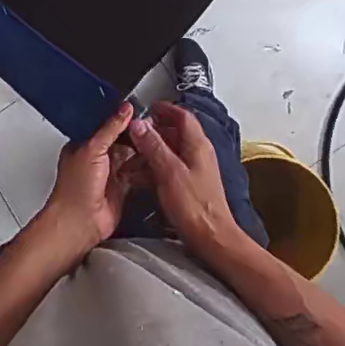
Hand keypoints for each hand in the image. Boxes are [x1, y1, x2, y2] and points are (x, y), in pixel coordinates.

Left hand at [33, 102, 141, 258]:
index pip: (105, 126)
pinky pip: (136, 174)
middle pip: (120, 141)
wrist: (80, 222)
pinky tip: (155, 159)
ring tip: (156, 139)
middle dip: (134, 135)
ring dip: (141, 150)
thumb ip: (110, 128)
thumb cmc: (74, 190)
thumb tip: (124, 109)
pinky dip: (145, 168)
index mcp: (83, 146)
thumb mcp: (93, 149)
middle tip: (151, 125)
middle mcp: (96, 160)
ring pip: (130, 157)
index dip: (120, 119)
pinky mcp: (121, 189)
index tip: (137, 111)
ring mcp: (109, 175)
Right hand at [126, 101, 246, 258]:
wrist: (211, 237)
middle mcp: (199, 154)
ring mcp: (195, 170)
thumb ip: (154, 147)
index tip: (149, 108)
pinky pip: (170, 168)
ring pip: (171, 151)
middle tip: (135, 131)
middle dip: (154, 130)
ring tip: (132, 154)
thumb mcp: (169, 172)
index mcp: (197, 146)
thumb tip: (140, 125)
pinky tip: (140, 176)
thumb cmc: (196, 208)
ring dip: (152, 150)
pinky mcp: (190, 185)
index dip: (165, 109)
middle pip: (176, 132)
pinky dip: (155, 167)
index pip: (183, 116)